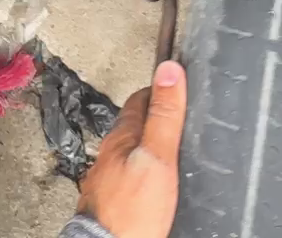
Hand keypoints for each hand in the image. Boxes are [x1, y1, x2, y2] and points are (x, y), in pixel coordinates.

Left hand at [79, 60, 186, 237]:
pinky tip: (150, 180)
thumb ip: (164, 115)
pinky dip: (140, 170)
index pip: (140, 99)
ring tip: (163, 142)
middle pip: (133, 125)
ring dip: (145, 144)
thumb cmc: (131, 211)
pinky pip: (128, 176)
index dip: (159, 90)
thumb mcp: (157, 157)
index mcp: (121, 137)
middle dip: (152, 116)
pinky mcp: (111, 202)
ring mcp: (108, 180)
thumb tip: (169, 69)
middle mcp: (110, 155)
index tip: (173, 84)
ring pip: (129, 151)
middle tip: (172, 111)